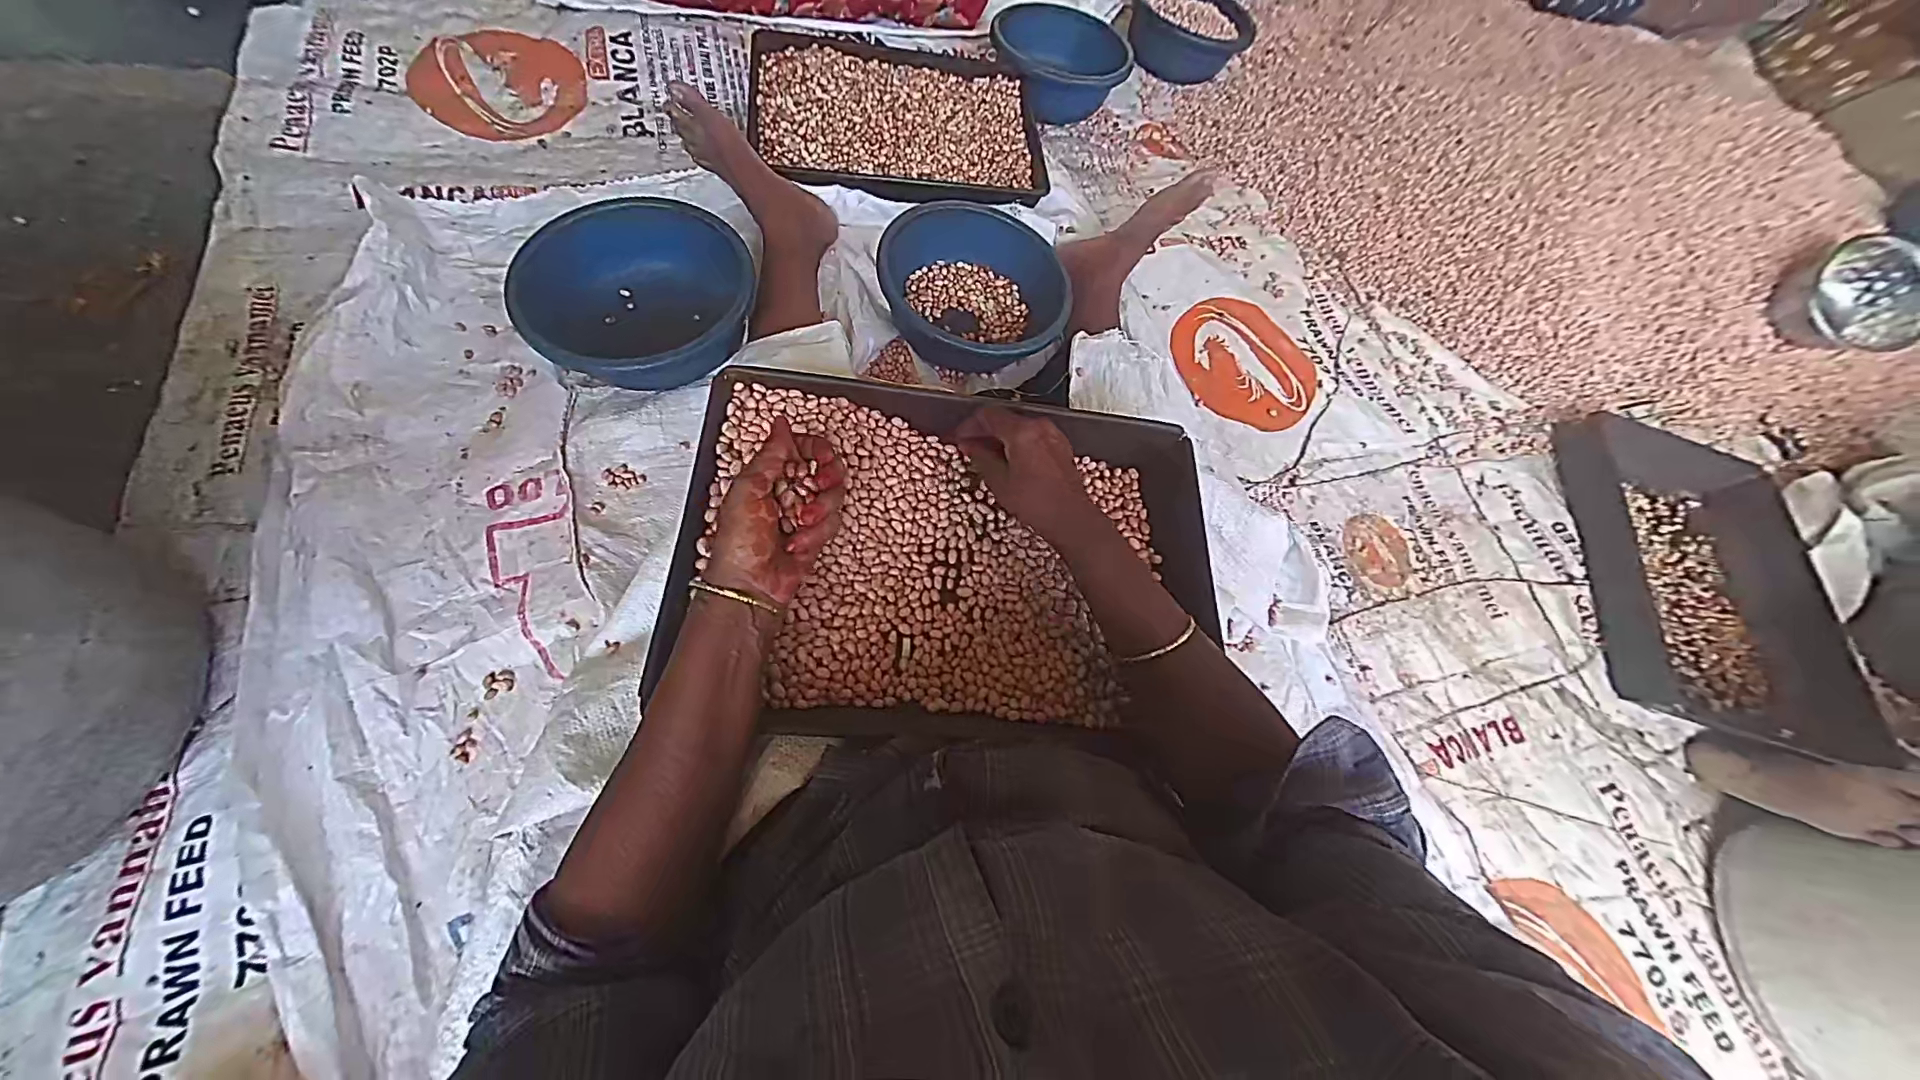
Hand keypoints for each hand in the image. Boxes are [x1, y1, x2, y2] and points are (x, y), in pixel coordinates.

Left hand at [704, 417, 845, 608]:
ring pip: (834, 496)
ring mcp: (806, 512)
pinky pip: (833, 522)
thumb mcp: (748, 489)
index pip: (803, 448)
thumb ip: (770, 455)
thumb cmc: (739, 542)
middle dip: (827, 476)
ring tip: (799, 523)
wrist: (750, 585)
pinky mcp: (818, 534)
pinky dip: (816, 533)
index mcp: (771, 475)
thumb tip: (780, 423)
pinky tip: (797, 543)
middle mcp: (791, 491)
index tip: (821, 454)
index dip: (817, 448)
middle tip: (819, 484)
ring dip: (819, 510)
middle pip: (827, 468)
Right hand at [954, 407, 1103, 546]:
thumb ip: (981, 457)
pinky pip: (1032, 438)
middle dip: (983, 431)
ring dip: (1000, 438)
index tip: (957, 438)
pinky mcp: (1060, 448)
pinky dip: (1017, 444)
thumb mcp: (999, 481)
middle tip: (967, 447)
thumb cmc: (1036, 503)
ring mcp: (1053, 436)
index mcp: (1022, 431)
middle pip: (1004, 419)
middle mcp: (1039, 426)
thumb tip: (969, 445)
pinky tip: (1008, 461)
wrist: (1071, 518)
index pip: (987, 415)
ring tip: (985, 456)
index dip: (967, 426)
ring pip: (1019, 428)